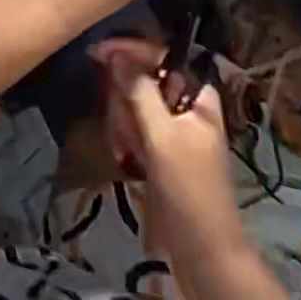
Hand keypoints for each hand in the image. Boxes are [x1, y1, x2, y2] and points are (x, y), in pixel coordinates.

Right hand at [92, 38, 283, 299]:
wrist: (203, 250)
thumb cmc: (188, 188)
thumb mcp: (162, 135)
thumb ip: (139, 91)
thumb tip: (116, 54)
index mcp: (197, 92)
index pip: (159, 53)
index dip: (128, 50)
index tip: (97, 52)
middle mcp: (185, 103)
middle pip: (142, 78)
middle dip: (125, 100)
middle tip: (124, 126)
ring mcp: (173, 127)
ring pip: (134, 104)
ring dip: (123, 123)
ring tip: (126, 149)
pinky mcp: (161, 148)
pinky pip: (134, 127)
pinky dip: (126, 138)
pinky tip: (126, 158)